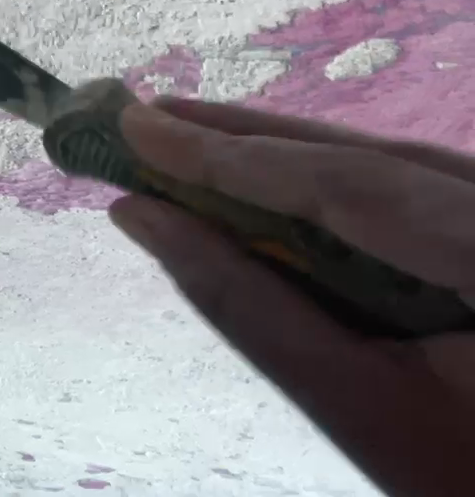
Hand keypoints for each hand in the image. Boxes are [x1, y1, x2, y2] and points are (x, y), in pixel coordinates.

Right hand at [113, 99, 474, 496]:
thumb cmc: (471, 480)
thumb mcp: (357, 406)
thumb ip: (243, 303)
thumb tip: (137, 214)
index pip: (349, 186)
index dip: (227, 152)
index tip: (133, 124)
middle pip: (379, 163)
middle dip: (252, 139)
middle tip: (151, 114)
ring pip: (400, 170)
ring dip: (287, 154)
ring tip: (192, 131)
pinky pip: (423, 193)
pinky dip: (335, 183)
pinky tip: (272, 174)